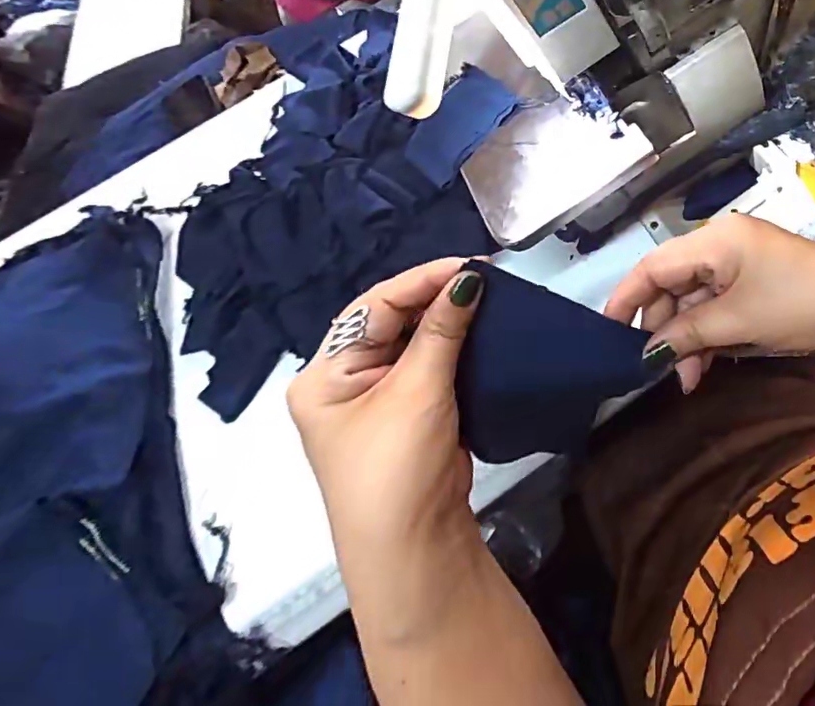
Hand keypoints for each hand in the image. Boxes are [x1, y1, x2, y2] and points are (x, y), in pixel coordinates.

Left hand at [288, 259, 485, 552]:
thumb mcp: (417, 390)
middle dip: (437, 298)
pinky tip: (483, 328)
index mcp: (326, 373)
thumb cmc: (397, 465)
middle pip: (394, 321)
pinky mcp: (412, 411)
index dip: (422, 281)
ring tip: (489, 295)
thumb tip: (469, 277)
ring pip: (417, 341)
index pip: (375, 307)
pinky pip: (433, 364)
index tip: (470, 264)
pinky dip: (458, 346)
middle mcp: (347, 380)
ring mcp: (380, 397)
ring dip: (451, 320)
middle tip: (484, 277)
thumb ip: (442, 329)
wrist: (415, 549)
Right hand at [603, 214, 814, 391]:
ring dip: (687, 338)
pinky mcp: (754, 283)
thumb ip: (686, 334)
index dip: (627, 297)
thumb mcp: (738, 321)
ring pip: (693, 300)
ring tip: (687, 378)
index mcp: (713, 240)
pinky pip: (717, 306)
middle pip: (672, 284)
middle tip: (660, 369)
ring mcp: (739, 264)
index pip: (653, 265)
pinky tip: (705, 365)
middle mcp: (721, 245)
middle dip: (663, 328)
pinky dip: (709, 334)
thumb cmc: (800, 304)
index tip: (609, 332)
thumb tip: (646, 354)